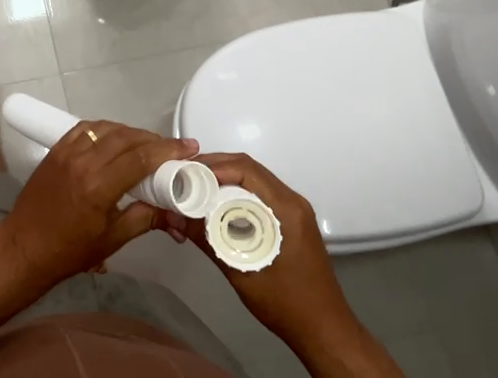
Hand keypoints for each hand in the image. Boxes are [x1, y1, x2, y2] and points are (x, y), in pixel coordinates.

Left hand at [0, 121, 196, 285]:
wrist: (25, 246)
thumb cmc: (70, 250)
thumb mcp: (114, 238)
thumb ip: (146, 217)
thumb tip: (176, 211)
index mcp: (98, 186)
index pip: (140, 157)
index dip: (168, 150)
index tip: (189, 148)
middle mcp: (83, 161)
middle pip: (126, 137)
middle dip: (153, 140)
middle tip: (173, 149)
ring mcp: (66, 151)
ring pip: (106, 128)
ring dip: (130, 133)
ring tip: (148, 145)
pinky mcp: (56, 149)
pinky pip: (86, 128)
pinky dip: (106, 129)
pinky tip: (117, 139)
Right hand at [191, 154, 358, 347]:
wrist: (324, 331)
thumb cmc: (286, 303)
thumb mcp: (241, 271)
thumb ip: (207, 239)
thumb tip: (173, 216)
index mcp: (286, 208)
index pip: (246, 169)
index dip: (213, 166)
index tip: (185, 175)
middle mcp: (293, 202)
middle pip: (249, 169)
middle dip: (214, 169)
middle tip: (184, 178)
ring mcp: (294, 211)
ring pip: (254, 180)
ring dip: (224, 180)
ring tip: (195, 190)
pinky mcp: (291, 221)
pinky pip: (260, 195)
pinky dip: (236, 193)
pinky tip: (217, 206)